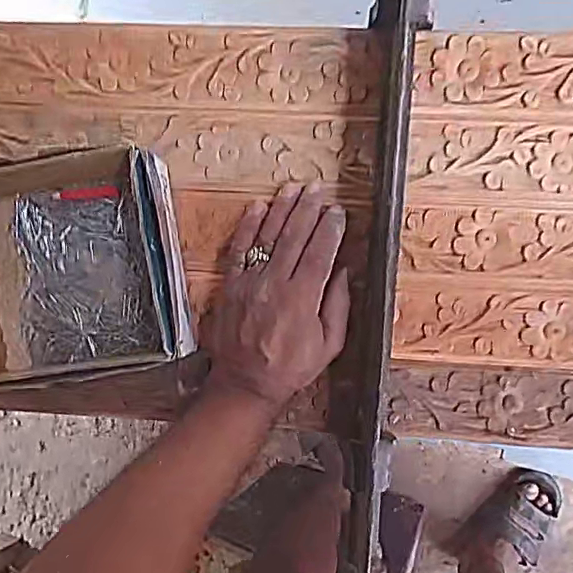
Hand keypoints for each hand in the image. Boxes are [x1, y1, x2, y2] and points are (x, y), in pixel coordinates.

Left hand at [201, 183, 351, 411]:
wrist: (244, 383)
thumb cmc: (288, 368)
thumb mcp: (328, 345)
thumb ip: (337, 306)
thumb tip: (343, 273)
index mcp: (301, 299)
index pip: (320, 252)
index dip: (331, 228)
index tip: (338, 212)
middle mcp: (274, 285)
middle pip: (294, 236)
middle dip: (309, 209)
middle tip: (319, 190)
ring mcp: (249, 283)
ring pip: (267, 236)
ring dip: (281, 209)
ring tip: (293, 189)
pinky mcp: (230, 286)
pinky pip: (238, 249)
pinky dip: (247, 226)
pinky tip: (258, 208)